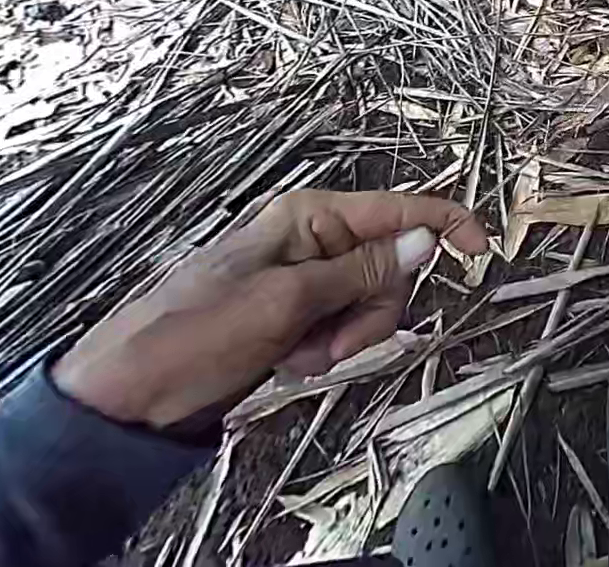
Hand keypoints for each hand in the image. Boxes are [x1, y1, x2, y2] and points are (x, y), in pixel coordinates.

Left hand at [52, 190, 487, 429]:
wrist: (127, 400)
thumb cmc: (199, 333)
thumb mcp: (287, 301)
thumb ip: (363, 270)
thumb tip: (427, 239)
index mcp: (314, 215)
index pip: (399, 209)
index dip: (446, 222)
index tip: (481, 249)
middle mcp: (320, 236)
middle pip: (392, 263)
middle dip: (374, 308)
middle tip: (336, 343)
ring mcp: (312, 273)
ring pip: (374, 298)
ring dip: (351, 333)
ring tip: (303, 354)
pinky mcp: (304, 307)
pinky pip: (348, 321)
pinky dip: (331, 346)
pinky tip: (292, 358)